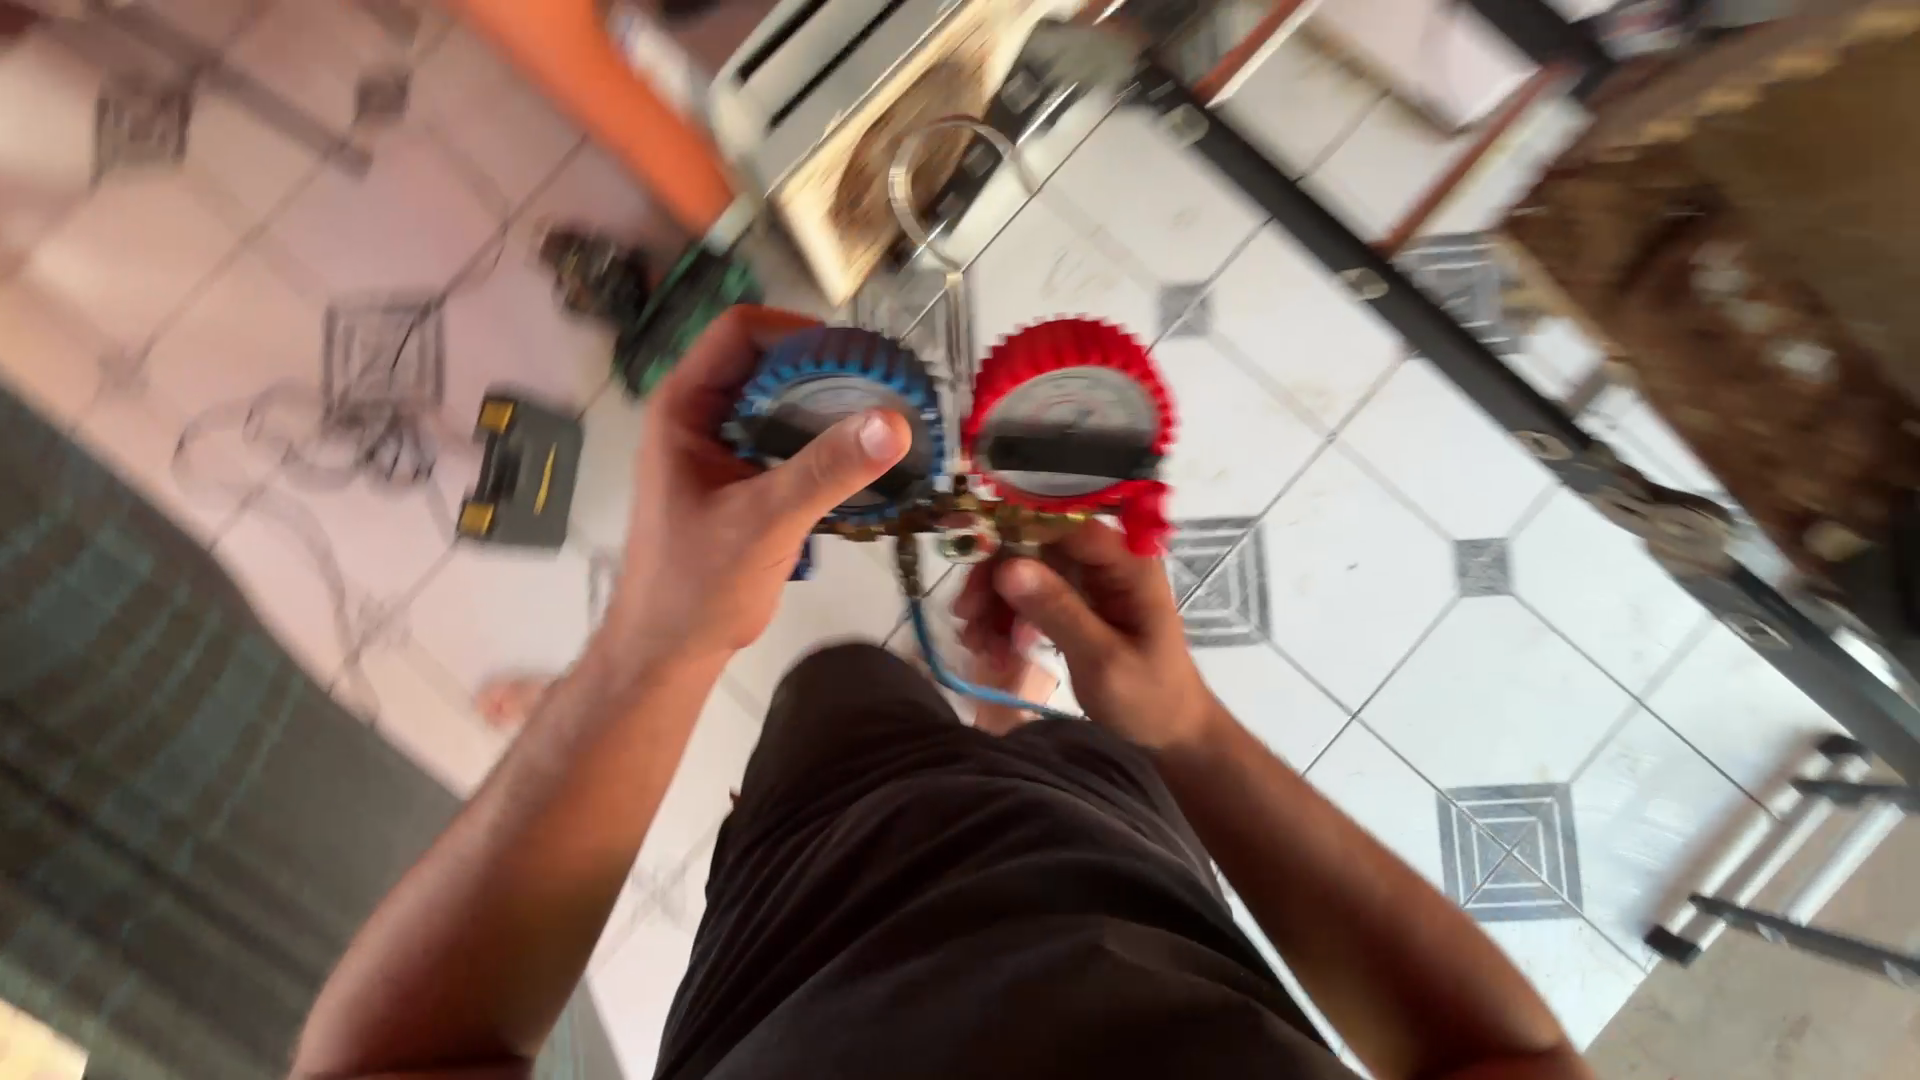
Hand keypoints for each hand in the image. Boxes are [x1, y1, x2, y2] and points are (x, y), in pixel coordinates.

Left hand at [595, 306, 911, 667]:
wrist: (671, 649)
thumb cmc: (698, 585)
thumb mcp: (764, 521)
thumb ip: (826, 470)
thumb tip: (893, 422)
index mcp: (684, 408)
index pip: (740, 333)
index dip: (799, 332)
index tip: (858, 358)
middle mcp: (703, 417)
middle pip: (769, 364)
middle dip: (827, 371)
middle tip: (886, 389)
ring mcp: (724, 450)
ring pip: (783, 404)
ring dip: (831, 408)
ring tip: (886, 420)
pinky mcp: (746, 480)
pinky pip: (790, 442)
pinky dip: (826, 443)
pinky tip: (865, 460)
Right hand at [953, 519, 1220, 751]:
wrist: (1169, 732)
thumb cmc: (1149, 698)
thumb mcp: (1103, 660)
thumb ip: (1059, 611)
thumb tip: (1007, 567)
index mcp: (1127, 562)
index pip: (1064, 523)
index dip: (1014, 531)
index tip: (974, 558)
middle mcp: (1106, 561)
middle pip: (1035, 544)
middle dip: (995, 577)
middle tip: (966, 615)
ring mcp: (1089, 581)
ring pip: (1025, 570)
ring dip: (994, 603)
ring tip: (978, 644)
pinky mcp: (1075, 602)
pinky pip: (1029, 596)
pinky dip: (1006, 619)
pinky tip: (995, 649)